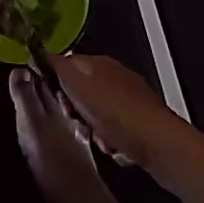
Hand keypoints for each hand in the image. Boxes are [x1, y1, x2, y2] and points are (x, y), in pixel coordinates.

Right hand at [50, 53, 182, 167]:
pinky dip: (114, 143)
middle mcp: (116, 77)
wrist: (160, 145)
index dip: (59, 84)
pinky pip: (117, 132)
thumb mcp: (78, 85)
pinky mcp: (142, 124)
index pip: (68, 64)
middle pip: (83, 93)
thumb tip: (42, 52)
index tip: (59, 101)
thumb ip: (58, 66)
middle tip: (80, 124)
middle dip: (78, 113)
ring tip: (102, 141)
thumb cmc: (116, 113)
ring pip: (99, 116)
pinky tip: (117, 150)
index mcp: (100, 63)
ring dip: (95, 131)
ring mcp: (131, 100)